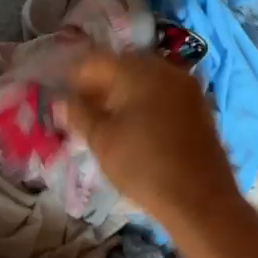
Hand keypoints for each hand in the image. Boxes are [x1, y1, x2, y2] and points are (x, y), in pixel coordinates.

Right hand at [63, 53, 241, 215]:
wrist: (197, 196)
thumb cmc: (141, 166)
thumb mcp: (101, 141)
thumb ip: (77, 114)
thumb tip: (60, 100)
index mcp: (137, 71)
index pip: (94, 60)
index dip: (73, 78)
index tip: (61, 99)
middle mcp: (164, 68)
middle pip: (122, 65)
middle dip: (99, 84)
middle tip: (81, 110)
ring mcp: (185, 85)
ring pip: (143, 78)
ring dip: (121, 93)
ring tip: (106, 120)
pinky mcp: (197, 104)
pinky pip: (161, 92)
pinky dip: (143, 101)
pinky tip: (134, 125)